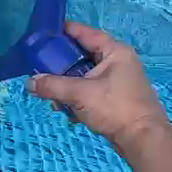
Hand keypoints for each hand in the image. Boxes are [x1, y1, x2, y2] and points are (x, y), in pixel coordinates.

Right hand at [28, 22, 171, 153]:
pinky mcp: (114, 100)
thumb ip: (52, 86)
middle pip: (82, 57)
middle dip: (60, 66)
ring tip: (51, 97)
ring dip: (66, 87)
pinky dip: (76, 100)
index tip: (44, 32)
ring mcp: (117, 82)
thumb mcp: (79, 94)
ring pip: (84, 78)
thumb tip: (29, 83)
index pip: (86, 33)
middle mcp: (117, 63)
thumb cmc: (114, 108)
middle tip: (40, 68)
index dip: (65, 31)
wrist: (142, 140)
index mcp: (115, 52)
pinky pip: (89, 93)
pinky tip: (65, 111)